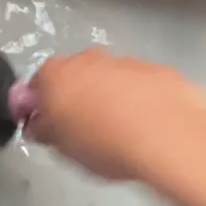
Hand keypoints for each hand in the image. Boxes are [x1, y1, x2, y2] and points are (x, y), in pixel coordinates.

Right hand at [25, 51, 205, 187]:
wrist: (169, 138)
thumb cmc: (104, 143)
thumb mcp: (62, 148)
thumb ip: (43, 129)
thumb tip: (39, 123)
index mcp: (56, 73)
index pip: (37, 84)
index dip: (40, 106)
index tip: (47, 127)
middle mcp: (88, 58)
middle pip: (76, 76)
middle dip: (78, 97)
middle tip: (86, 130)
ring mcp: (127, 61)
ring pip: (112, 79)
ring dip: (113, 98)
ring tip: (125, 133)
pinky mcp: (161, 71)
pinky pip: (145, 86)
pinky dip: (145, 101)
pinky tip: (154, 128)